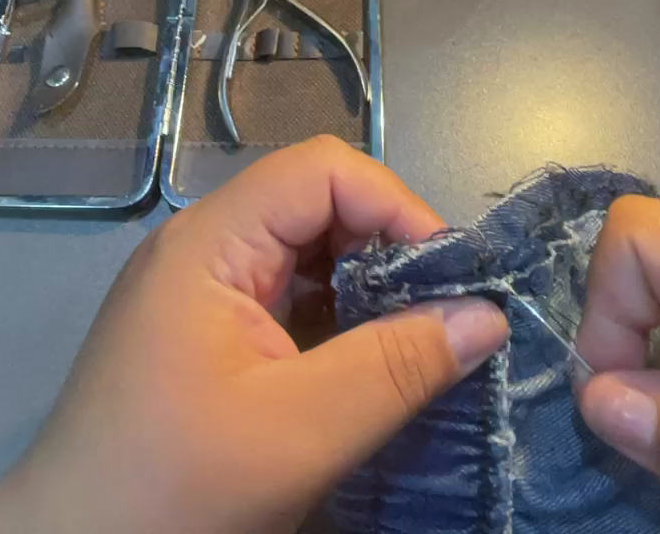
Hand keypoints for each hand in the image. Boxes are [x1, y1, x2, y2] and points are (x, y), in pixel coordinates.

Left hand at [0, 137, 508, 533]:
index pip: (319, 170)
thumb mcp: (297, 433)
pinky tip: (366, 359)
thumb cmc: (171, 490)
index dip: (392, 205)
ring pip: (307, 247)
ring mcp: (204, 284)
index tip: (450, 276)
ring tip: (415, 338)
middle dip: (387, 246)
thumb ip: (395, 366)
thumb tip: (488, 315)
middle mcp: (205, 243)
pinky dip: (338, 315)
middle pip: (314, 201)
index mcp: (211, 240)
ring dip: (367, 284)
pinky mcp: (209, 325)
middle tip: (442, 313)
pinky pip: (289, 292)